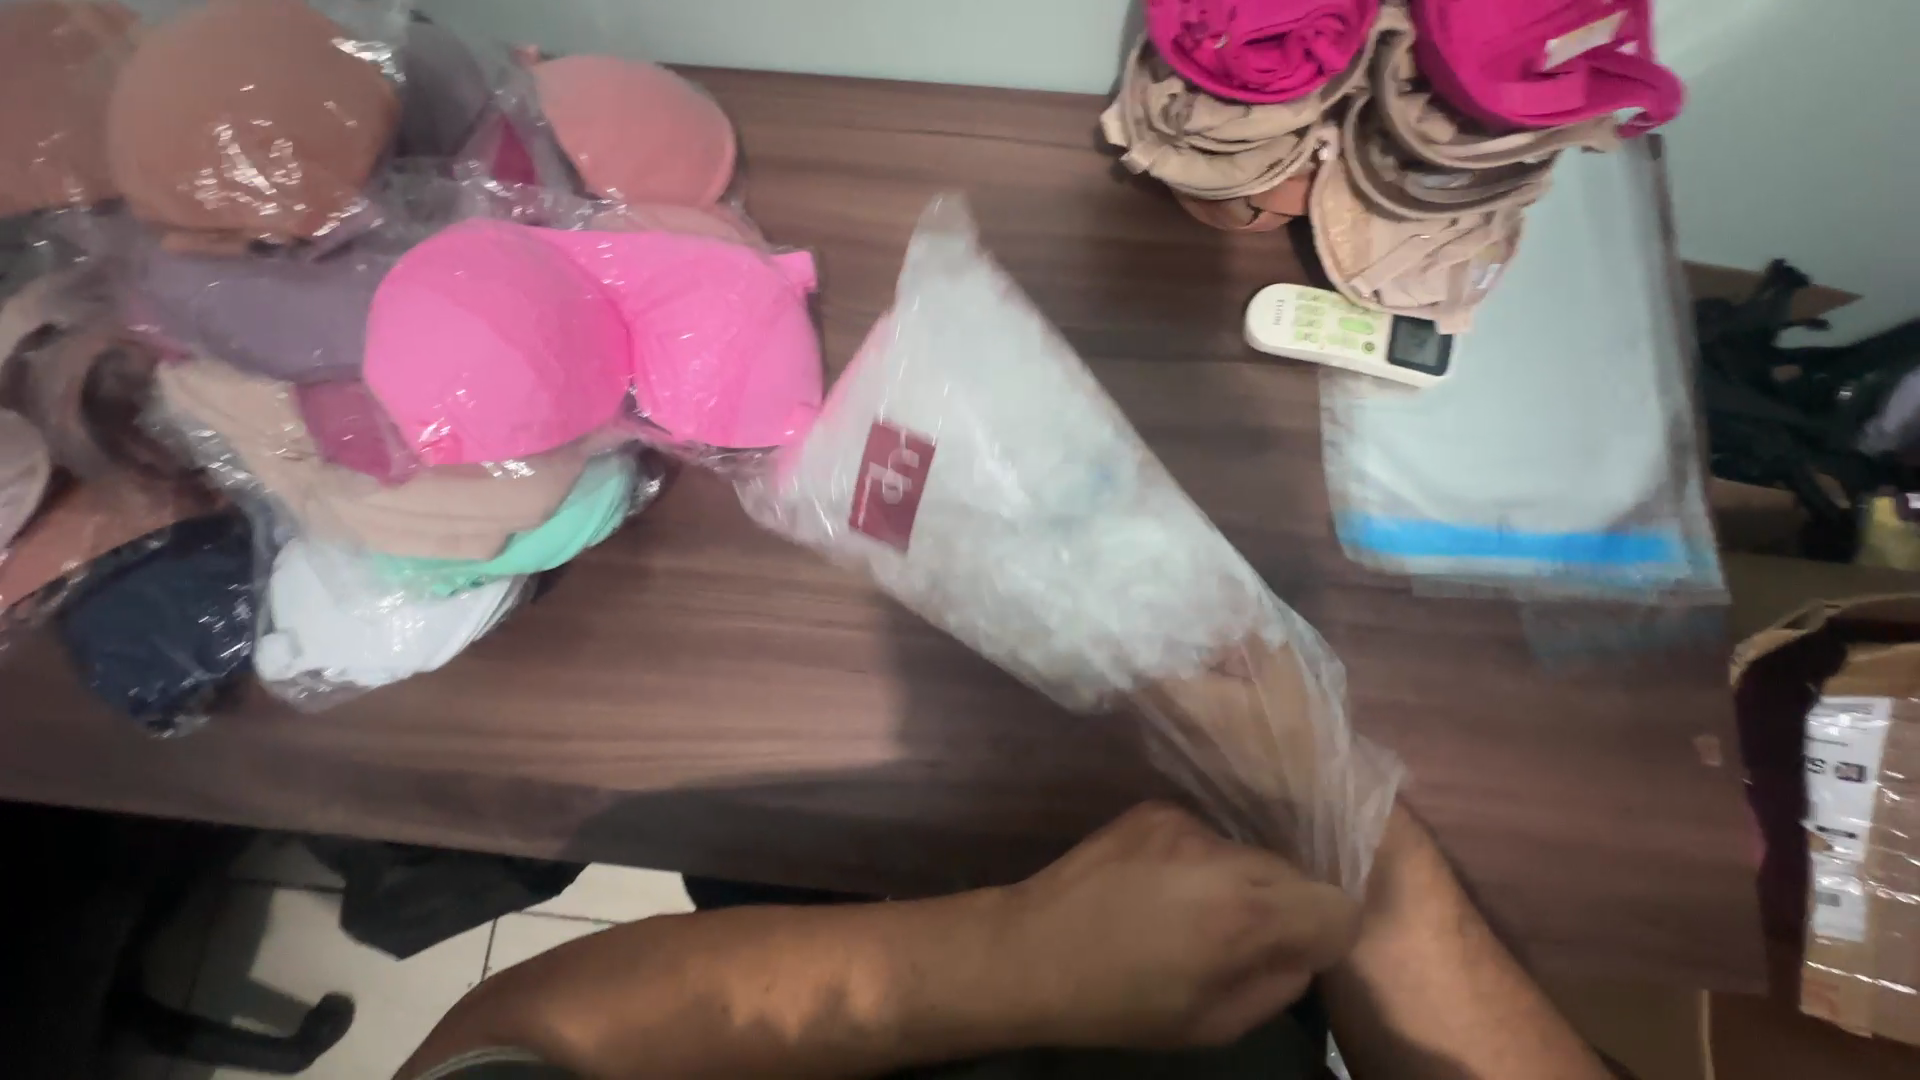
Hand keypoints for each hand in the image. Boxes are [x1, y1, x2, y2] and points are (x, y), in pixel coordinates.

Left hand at [997, 802, 1359, 1049]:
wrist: (1034, 947)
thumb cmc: (1123, 1002)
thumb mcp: (1215, 1022)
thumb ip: (1279, 982)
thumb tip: (1305, 948)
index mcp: (1241, 912)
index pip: (1336, 905)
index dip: (1325, 936)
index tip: (1294, 953)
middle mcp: (1219, 851)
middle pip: (1295, 871)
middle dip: (1284, 906)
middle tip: (1241, 937)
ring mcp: (1182, 820)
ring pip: (1249, 850)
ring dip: (1240, 879)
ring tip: (1194, 910)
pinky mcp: (1154, 806)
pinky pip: (1206, 834)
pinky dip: (1202, 859)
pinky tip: (1162, 884)